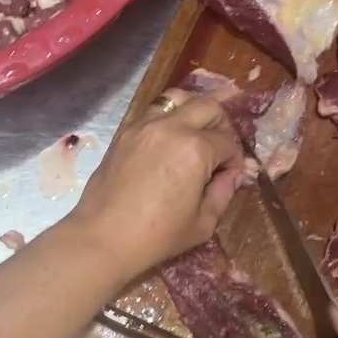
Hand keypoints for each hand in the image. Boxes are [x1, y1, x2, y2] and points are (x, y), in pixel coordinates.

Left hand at [62, 89, 245, 280]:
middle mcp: (171, 127)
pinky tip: (168, 143)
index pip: (227, 142)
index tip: (230, 176)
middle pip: (208, 106)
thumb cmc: (157, 237)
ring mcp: (144, 126)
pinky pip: (153, 112)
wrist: (103, 238)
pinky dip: (168, 119)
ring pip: (178, 99)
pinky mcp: (125, 133)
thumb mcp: (203, 223)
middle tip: (219, 149)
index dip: (234, 160)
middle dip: (221, 125)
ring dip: (193, 112)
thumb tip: (232, 175)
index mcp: (195, 149)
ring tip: (195, 136)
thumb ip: (223, 193)